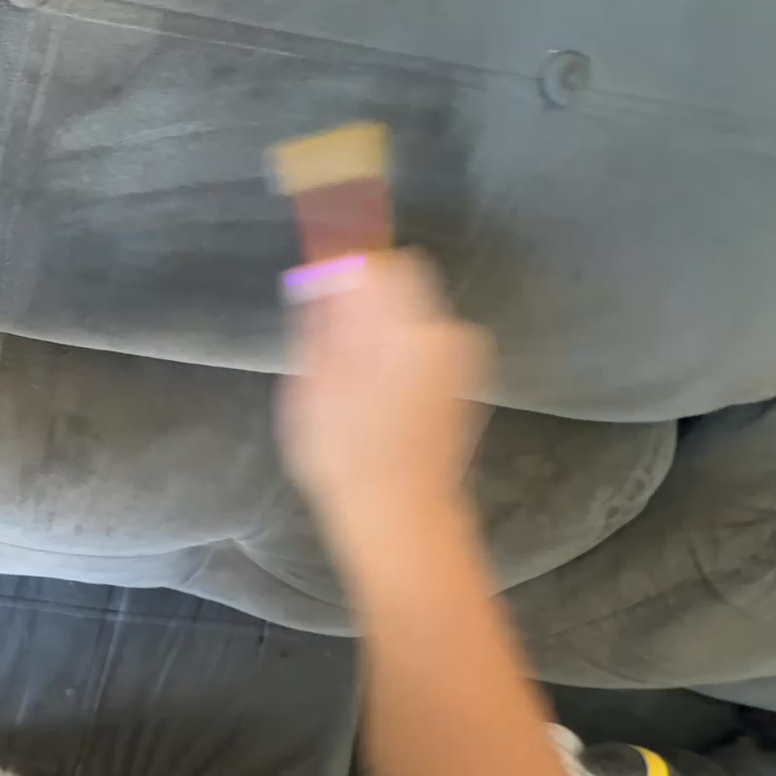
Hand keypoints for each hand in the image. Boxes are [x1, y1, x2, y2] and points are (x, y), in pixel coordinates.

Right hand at [278, 250, 490, 528]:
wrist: (401, 513)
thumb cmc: (344, 453)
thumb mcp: (312, 386)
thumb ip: (322, 324)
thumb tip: (321, 280)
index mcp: (404, 328)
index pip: (377, 263)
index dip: (343, 261)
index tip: (315, 278)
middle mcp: (443, 332)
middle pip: (401, 282)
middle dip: (361, 296)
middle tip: (325, 333)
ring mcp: (460, 356)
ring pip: (411, 312)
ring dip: (377, 323)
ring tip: (344, 370)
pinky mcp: (463, 380)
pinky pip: (424, 340)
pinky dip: (395, 346)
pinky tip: (371, 389)